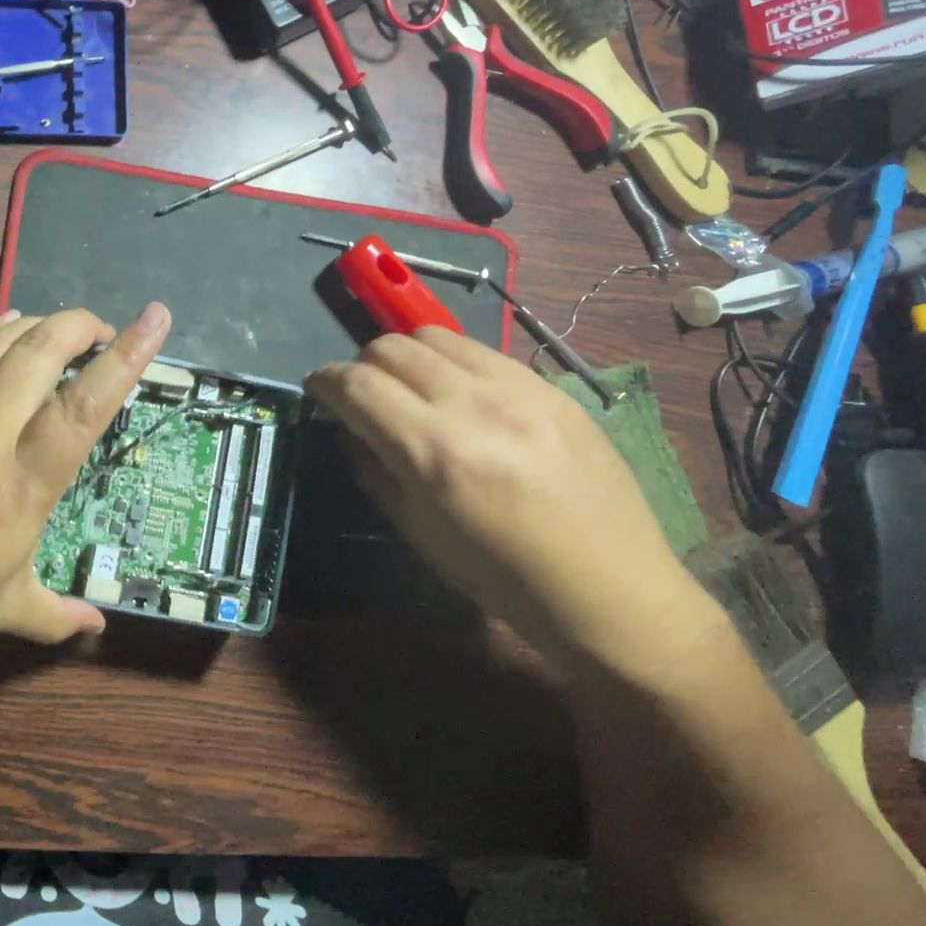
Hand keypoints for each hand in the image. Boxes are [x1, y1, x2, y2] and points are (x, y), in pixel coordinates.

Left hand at [0, 304, 171, 697]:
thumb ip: (55, 614)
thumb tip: (96, 625)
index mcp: (20, 488)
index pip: (82, 410)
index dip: (123, 360)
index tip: (152, 322)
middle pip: (38, 356)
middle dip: (77, 326)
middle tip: (98, 330)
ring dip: (33, 325)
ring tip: (57, 326)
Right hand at [305, 327, 719, 669]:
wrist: (609, 589)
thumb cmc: (499, 576)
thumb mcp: (418, 532)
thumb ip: (375, 471)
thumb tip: (350, 432)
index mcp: (434, 452)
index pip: (357, 384)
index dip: (324, 381)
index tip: (316, 390)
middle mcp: (474, 406)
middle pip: (391, 348)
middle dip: (361, 365)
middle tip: (362, 396)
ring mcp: (519, 390)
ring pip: (436, 337)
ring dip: (405, 356)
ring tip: (409, 388)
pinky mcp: (552, 388)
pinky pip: (483, 352)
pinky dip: (451, 363)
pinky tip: (459, 396)